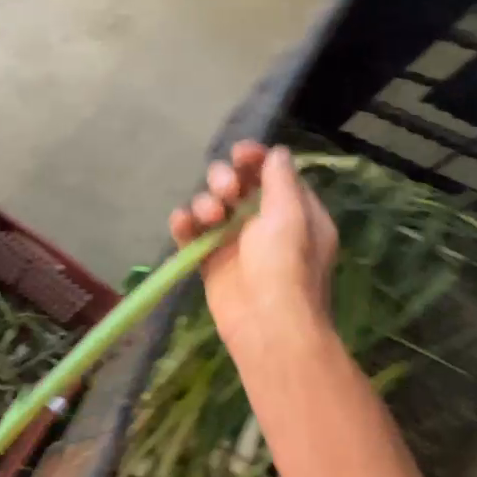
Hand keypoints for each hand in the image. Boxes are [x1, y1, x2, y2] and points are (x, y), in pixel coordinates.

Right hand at [169, 141, 336, 355]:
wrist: (266, 324)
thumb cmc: (286, 268)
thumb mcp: (290, 217)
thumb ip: (279, 181)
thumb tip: (277, 153)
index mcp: (294, 212)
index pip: (272, 173)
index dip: (254, 159)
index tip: (239, 153)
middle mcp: (264, 223)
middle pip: (236, 185)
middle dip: (225, 180)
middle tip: (226, 190)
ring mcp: (233, 241)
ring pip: (210, 205)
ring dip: (205, 203)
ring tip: (209, 218)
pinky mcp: (207, 259)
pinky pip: (190, 232)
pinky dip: (184, 224)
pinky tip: (183, 224)